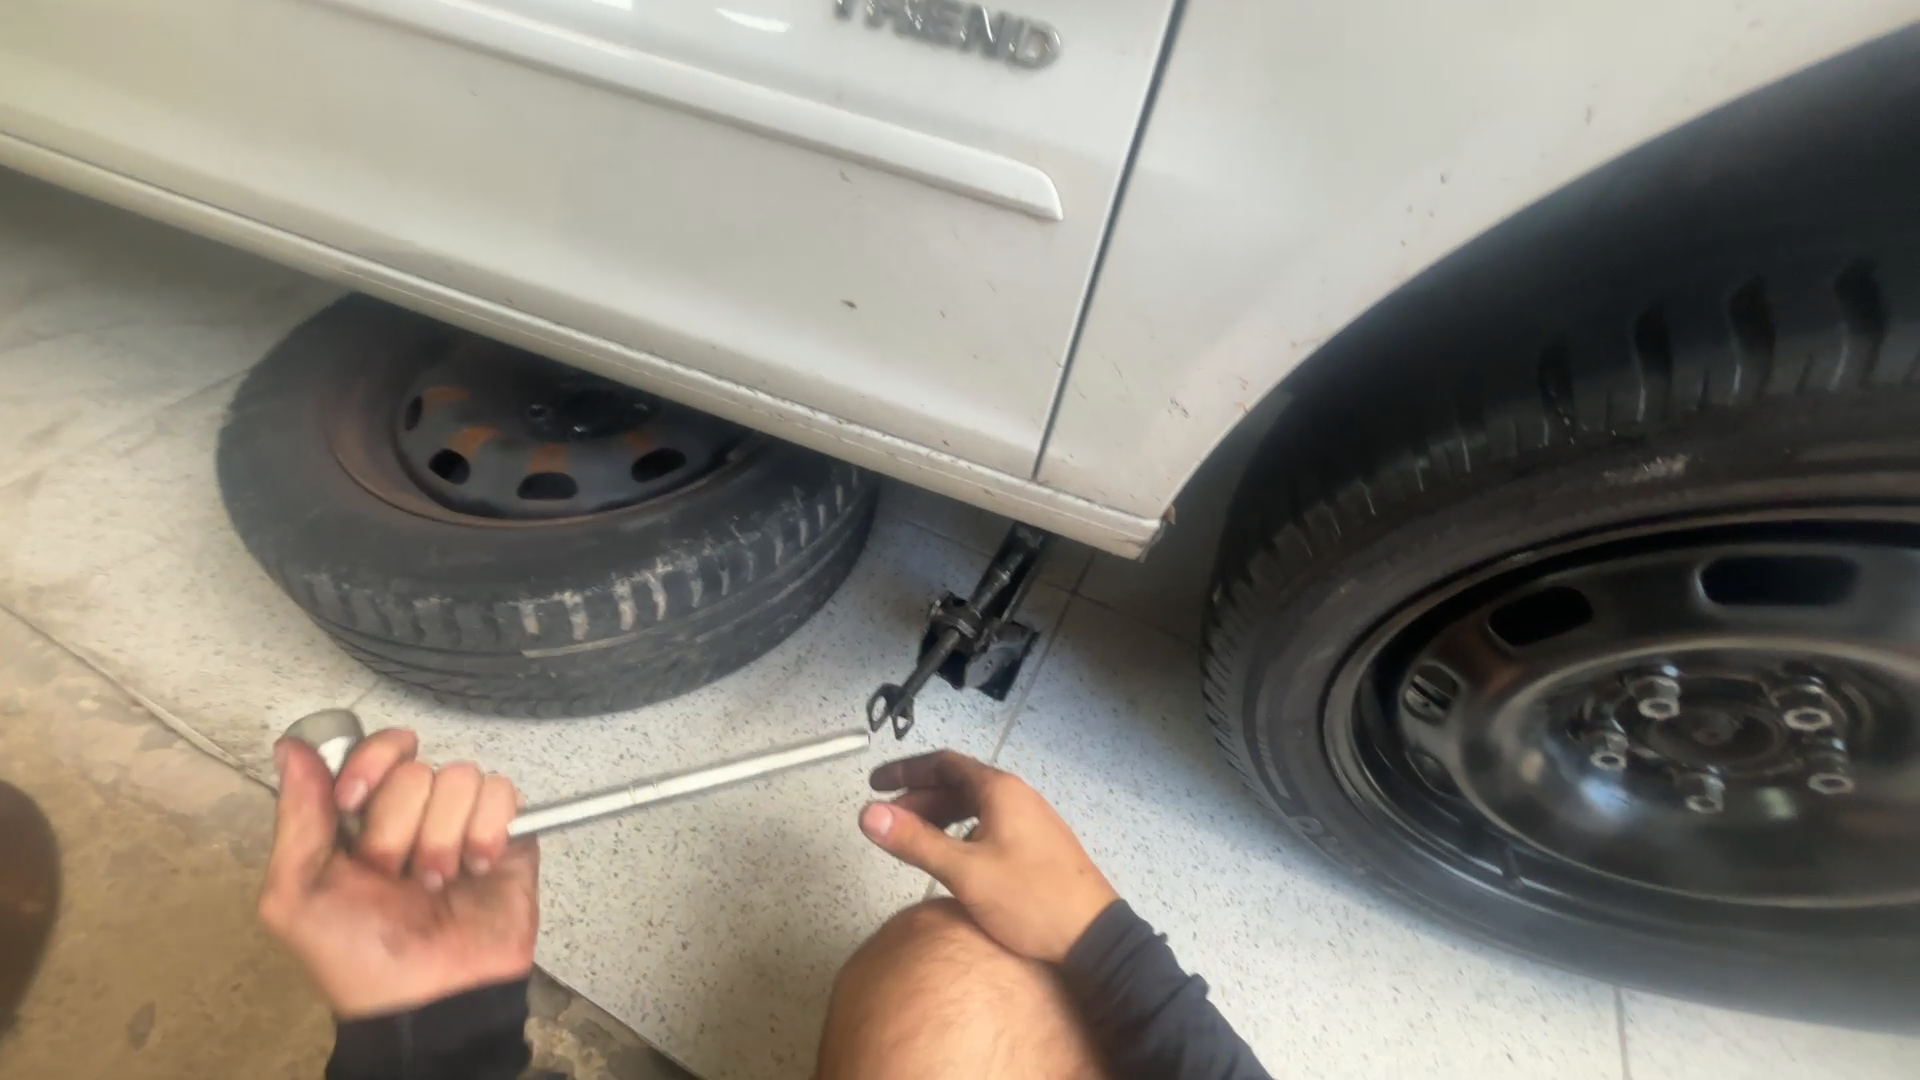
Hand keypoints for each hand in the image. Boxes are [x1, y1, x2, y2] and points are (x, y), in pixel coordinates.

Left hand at [257, 728, 538, 1017]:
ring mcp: (467, 817)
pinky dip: (488, 831)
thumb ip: (300, 818)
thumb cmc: (358, 953)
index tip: (355, 802)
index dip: (372, 762)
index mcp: (366, 817)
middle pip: (419, 769)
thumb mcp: (298, 895)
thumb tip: (292, 747)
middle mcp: (418, 810)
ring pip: (464, 778)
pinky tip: (478, 865)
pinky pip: (505, 794)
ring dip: (445, 836)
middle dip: (401, 828)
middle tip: (397, 873)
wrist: (431, 992)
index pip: (379, 749)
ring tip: (442, 878)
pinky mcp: (511, 828)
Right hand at [858, 750, 1118, 962]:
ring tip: (912, 837)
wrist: (1094, 935)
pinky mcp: (1037, 841)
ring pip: (974, 803)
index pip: (943, 763)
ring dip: (940, 814)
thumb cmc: (1028, 897)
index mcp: (998, 788)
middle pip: (957, 782)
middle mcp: (1015, 794)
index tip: (875, 783)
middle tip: (887, 820)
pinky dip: (961, 828)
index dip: (906, 771)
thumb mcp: (965, 871)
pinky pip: (989, 820)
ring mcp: (1029, 817)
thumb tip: (867, 813)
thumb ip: (916, 841)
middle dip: (918, 797)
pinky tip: (953, 855)